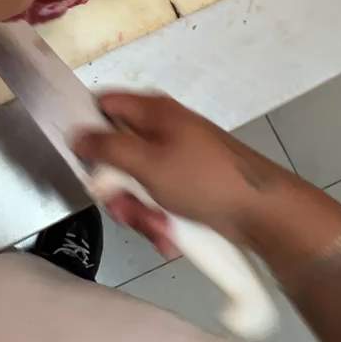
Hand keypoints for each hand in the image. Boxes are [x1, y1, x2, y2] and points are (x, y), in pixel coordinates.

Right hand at [73, 92, 329, 250]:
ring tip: (158, 229)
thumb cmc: (203, 179)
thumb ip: (105, 148)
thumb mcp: (146, 162)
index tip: (83, 159)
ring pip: (136, 184)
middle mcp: (162, 130)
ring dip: (140, 211)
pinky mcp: (189, 186)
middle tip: (125, 208)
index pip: (103, 105)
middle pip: (116, 154)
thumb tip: (74, 134)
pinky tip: (170, 236)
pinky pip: (159, 200)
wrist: (265, 214)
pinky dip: (161, 220)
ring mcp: (177, 159)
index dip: (88, 129)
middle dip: (118, 189)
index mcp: (152, 111)